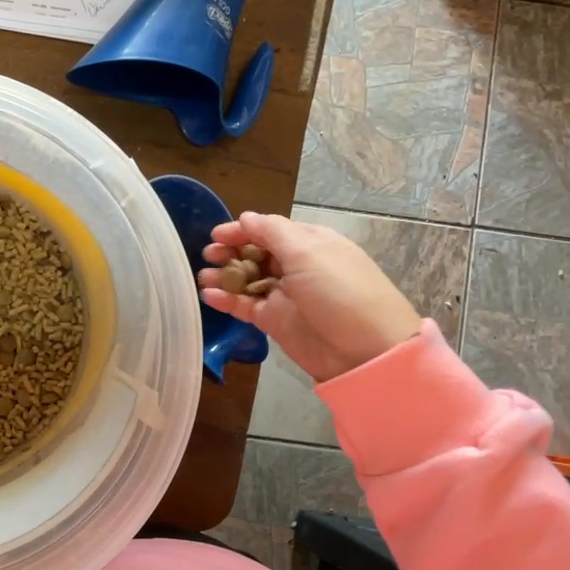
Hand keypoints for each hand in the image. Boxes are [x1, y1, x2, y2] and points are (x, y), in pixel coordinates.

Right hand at [198, 212, 421, 382]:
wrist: (366, 351)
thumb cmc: (339, 291)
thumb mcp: (308, 252)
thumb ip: (272, 232)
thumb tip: (246, 217)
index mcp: (310, 244)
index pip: (270, 230)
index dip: (243, 230)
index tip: (216, 235)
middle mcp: (296, 266)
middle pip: (256, 253)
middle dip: (231, 251)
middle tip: (209, 256)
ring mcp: (285, 295)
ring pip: (247, 279)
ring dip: (225, 276)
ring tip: (204, 276)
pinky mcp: (274, 321)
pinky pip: (245, 306)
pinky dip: (226, 300)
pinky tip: (209, 296)